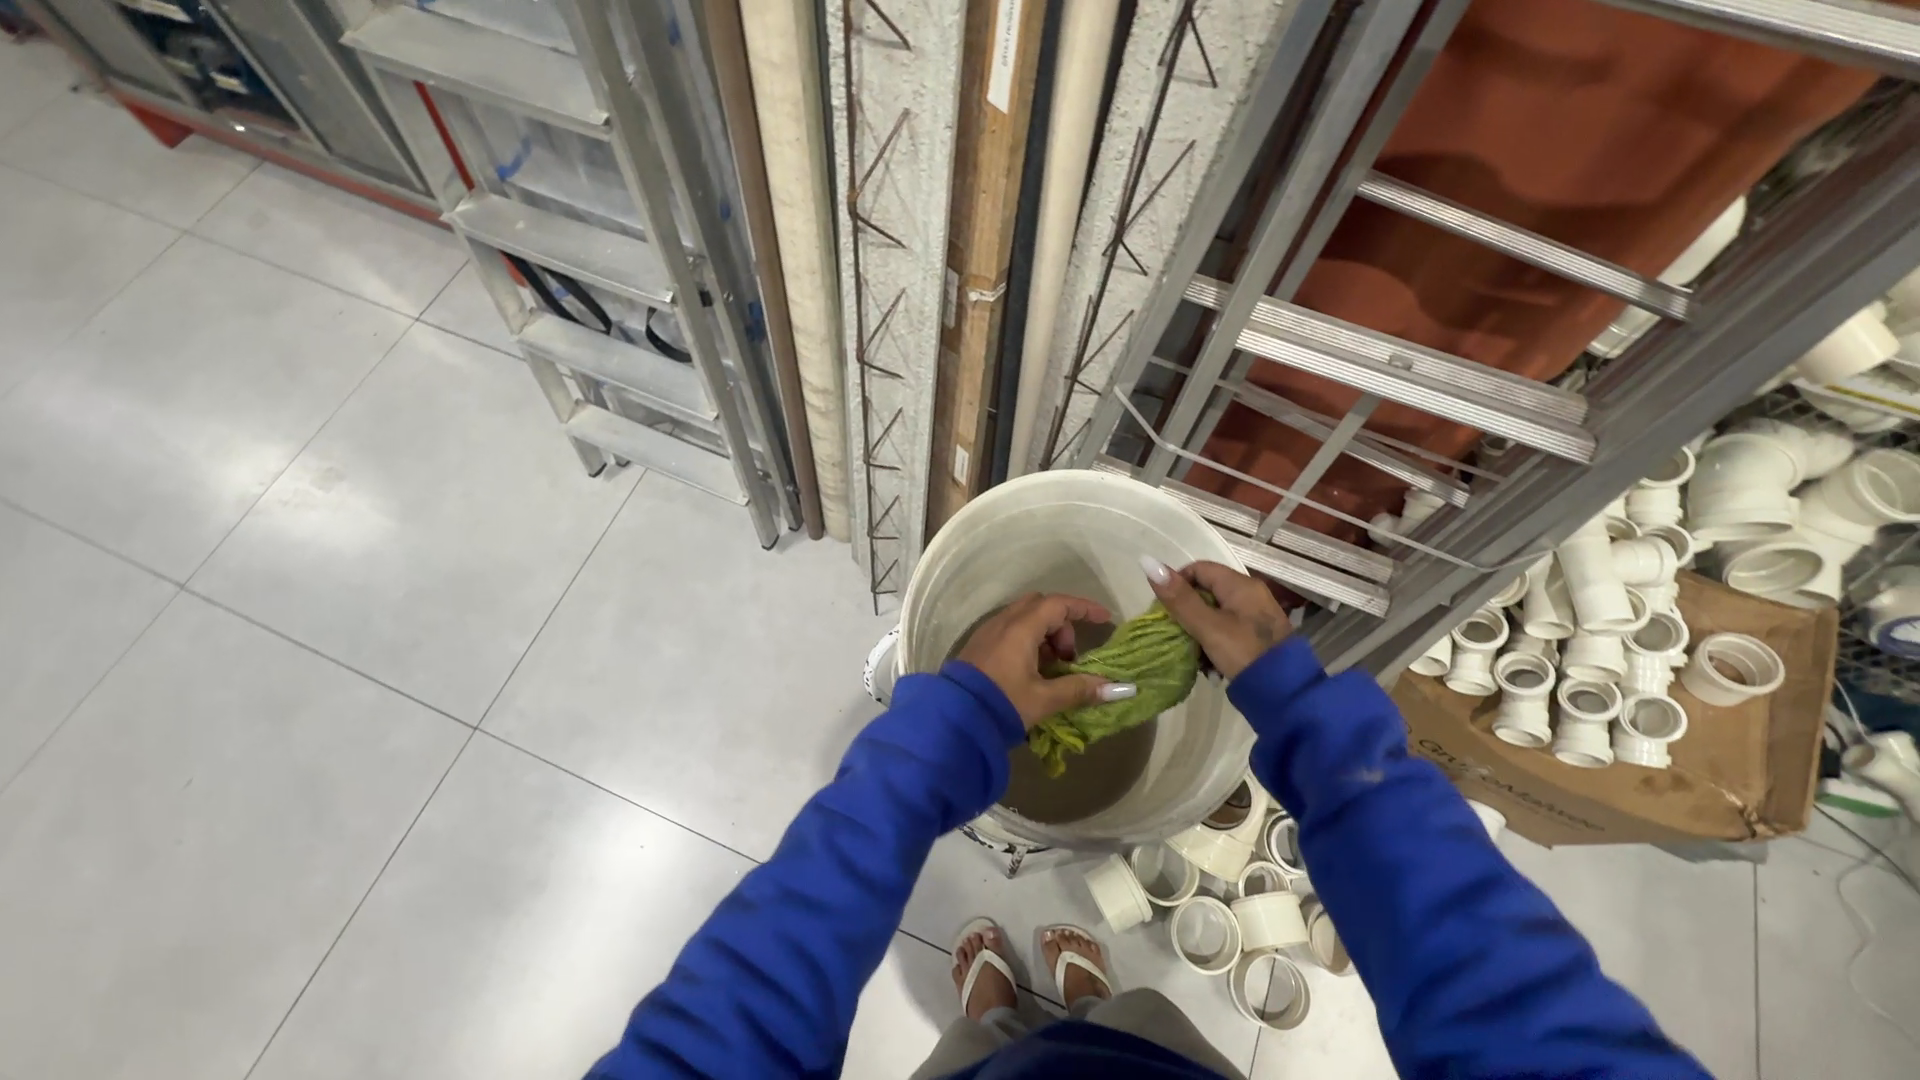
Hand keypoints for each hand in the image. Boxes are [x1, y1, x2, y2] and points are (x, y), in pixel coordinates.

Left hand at [954, 593, 1137, 728]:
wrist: (952, 718)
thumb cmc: (1002, 704)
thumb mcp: (1044, 699)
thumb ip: (1080, 690)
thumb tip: (1117, 688)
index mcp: (1021, 628)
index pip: (1059, 604)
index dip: (1084, 608)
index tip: (1105, 619)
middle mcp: (1003, 622)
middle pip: (1041, 607)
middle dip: (1062, 626)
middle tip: (1070, 657)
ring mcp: (988, 632)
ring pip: (1024, 619)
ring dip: (1045, 636)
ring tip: (1053, 669)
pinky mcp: (979, 646)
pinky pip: (1010, 631)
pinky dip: (1028, 642)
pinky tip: (1032, 672)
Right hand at [1142, 557, 1290, 677]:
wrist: (1284, 693)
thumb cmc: (1244, 653)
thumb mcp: (1207, 627)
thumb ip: (1179, 598)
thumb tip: (1148, 562)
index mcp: (1241, 585)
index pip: (1198, 568)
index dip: (1176, 584)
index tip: (1165, 610)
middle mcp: (1251, 594)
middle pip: (1206, 591)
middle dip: (1186, 612)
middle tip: (1175, 634)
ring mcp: (1256, 616)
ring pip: (1214, 613)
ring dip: (1198, 630)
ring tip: (1192, 652)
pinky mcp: (1257, 635)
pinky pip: (1227, 629)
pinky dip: (1213, 641)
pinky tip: (1208, 662)